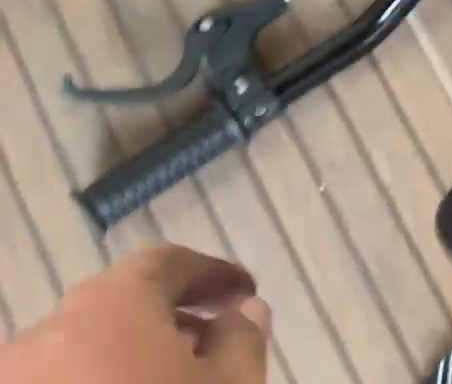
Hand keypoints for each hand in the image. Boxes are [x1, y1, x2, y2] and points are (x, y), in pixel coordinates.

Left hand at [0, 245, 271, 383]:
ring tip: (161, 379)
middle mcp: (40, 337)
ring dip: (118, 354)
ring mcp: (7, 382)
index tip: (243, 294)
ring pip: (68, 352)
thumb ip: (242, 335)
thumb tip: (240, 311)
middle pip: (109, 305)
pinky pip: (46, 383)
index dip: (210, 273)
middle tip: (206, 338)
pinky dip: (83, 383)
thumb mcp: (233, 383)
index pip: (164, 264)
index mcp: (108, 307)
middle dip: (162, 315)